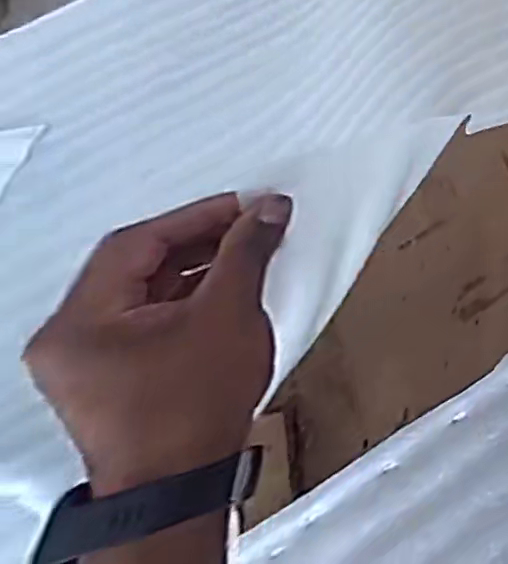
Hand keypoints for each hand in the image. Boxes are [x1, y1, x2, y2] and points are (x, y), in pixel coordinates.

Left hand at [25, 192, 289, 493]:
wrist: (180, 470)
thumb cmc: (197, 390)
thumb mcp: (229, 312)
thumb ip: (247, 253)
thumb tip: (270, 206)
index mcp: (80, 321)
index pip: (134, 245)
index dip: (197, 216)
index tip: (254, 203)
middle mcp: (70, 334)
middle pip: (136, 264)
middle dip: (202, 237)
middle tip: (261, 221)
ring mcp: (90, 353)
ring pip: (147, 286)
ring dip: (202, 261)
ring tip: (257, 246)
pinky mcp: (118, 365)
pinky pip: (153, 309)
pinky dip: (195, 288)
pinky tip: (235, 281)